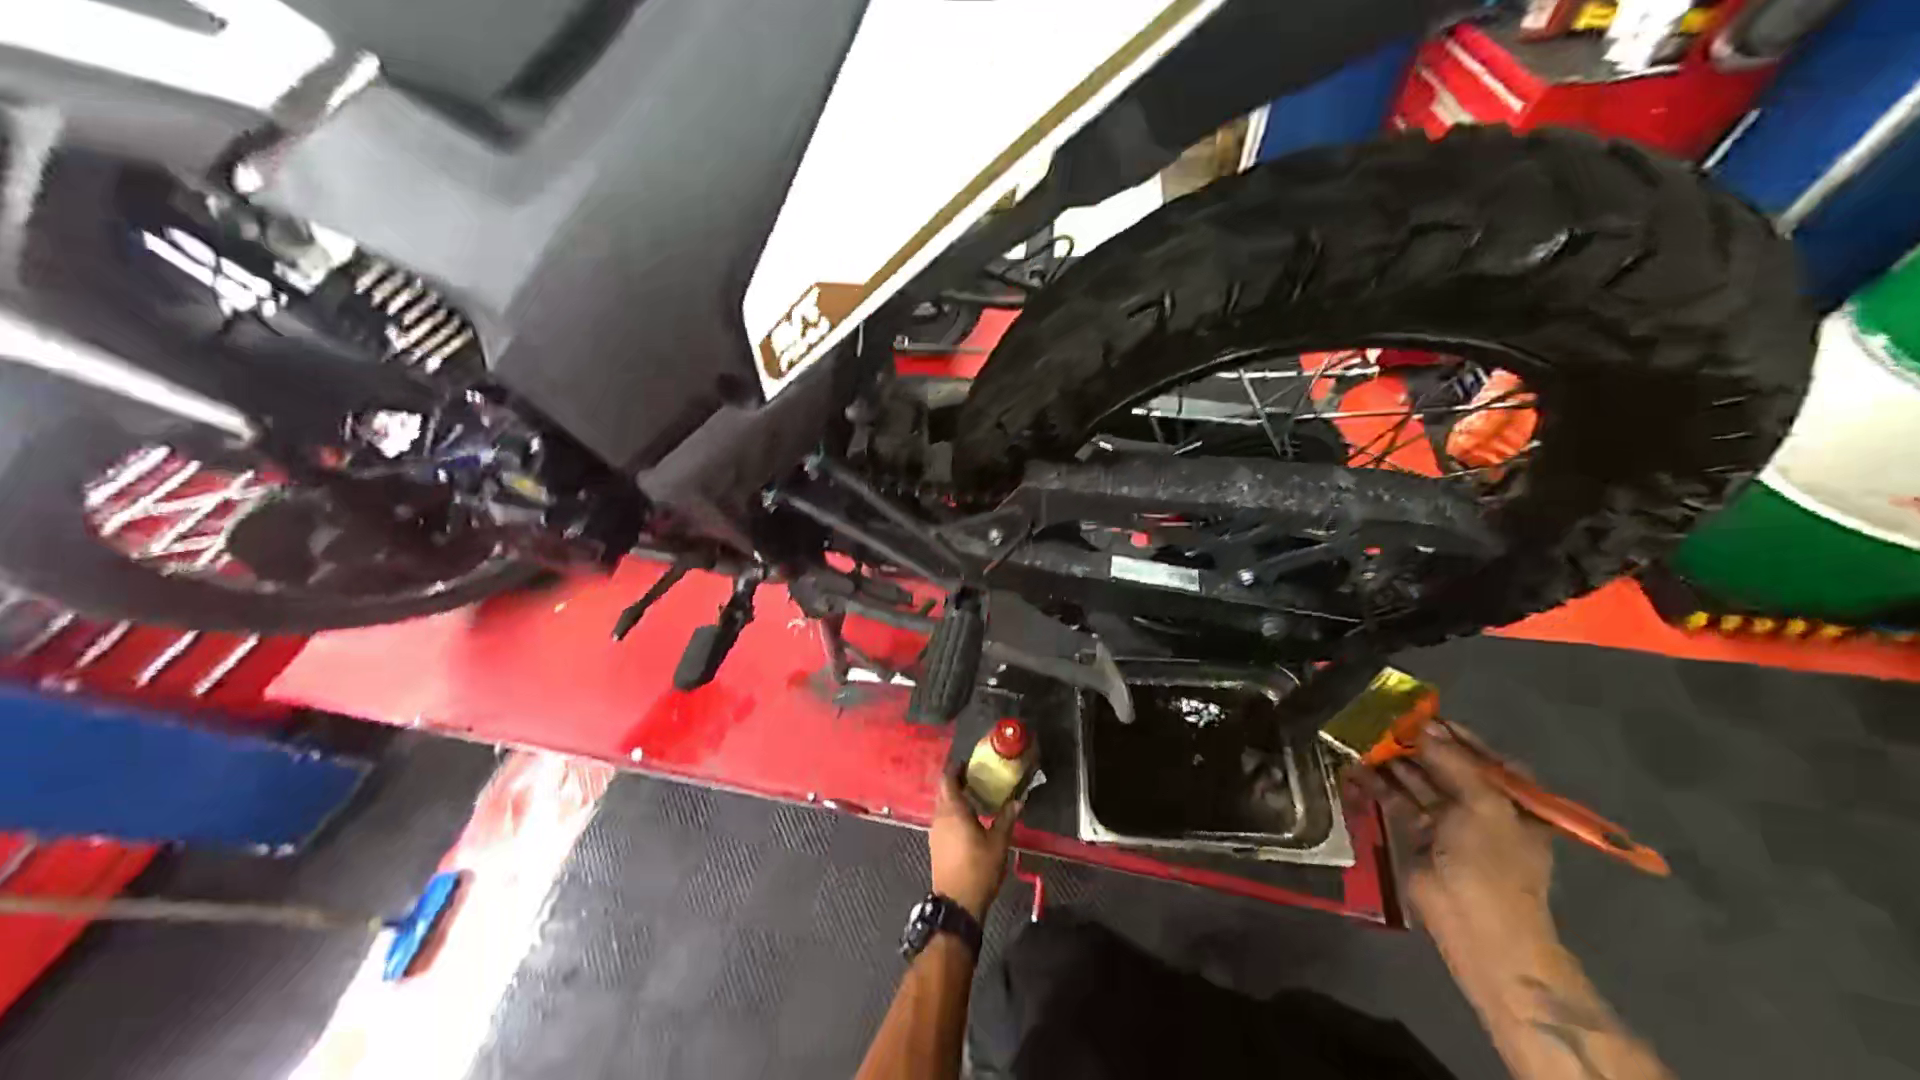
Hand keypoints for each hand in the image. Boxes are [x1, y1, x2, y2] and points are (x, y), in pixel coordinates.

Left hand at [930, 772, 1022, 919]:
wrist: (957, 903)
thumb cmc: (978, 868)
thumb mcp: (998, 842)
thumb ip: (1006, 819)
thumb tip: (1018, 801)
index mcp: (953, 810)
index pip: (947, 779)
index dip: (955, 768)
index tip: (968, 762)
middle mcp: (940, 816)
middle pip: (943, 790)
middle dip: (955, 780)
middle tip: (975, 776)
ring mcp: (935, 831)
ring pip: (942, 805)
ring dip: (954, 797)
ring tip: (975, 795)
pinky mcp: (936, 844)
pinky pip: (942, 818)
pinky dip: (953, 812)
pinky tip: (968, 818)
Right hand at [1358, 723, 1555, 950]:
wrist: (1475, 922)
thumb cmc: (1491, 860)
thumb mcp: (1483, 804)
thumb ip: (1453, 761)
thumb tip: (1425, 726)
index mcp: (1512, 801)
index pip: (1484, 758)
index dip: (1455, 736)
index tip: (1420, 716)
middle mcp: (1482, 808)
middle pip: (1446, 767)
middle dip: (1416, 747)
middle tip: (1381, 724)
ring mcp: (1448, 823)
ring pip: (1417, 783)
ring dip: (1392, 763)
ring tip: (1362, 741)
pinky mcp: (1417, 836)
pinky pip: (1397, 803)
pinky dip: (1378, 787)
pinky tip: (1355, 770)